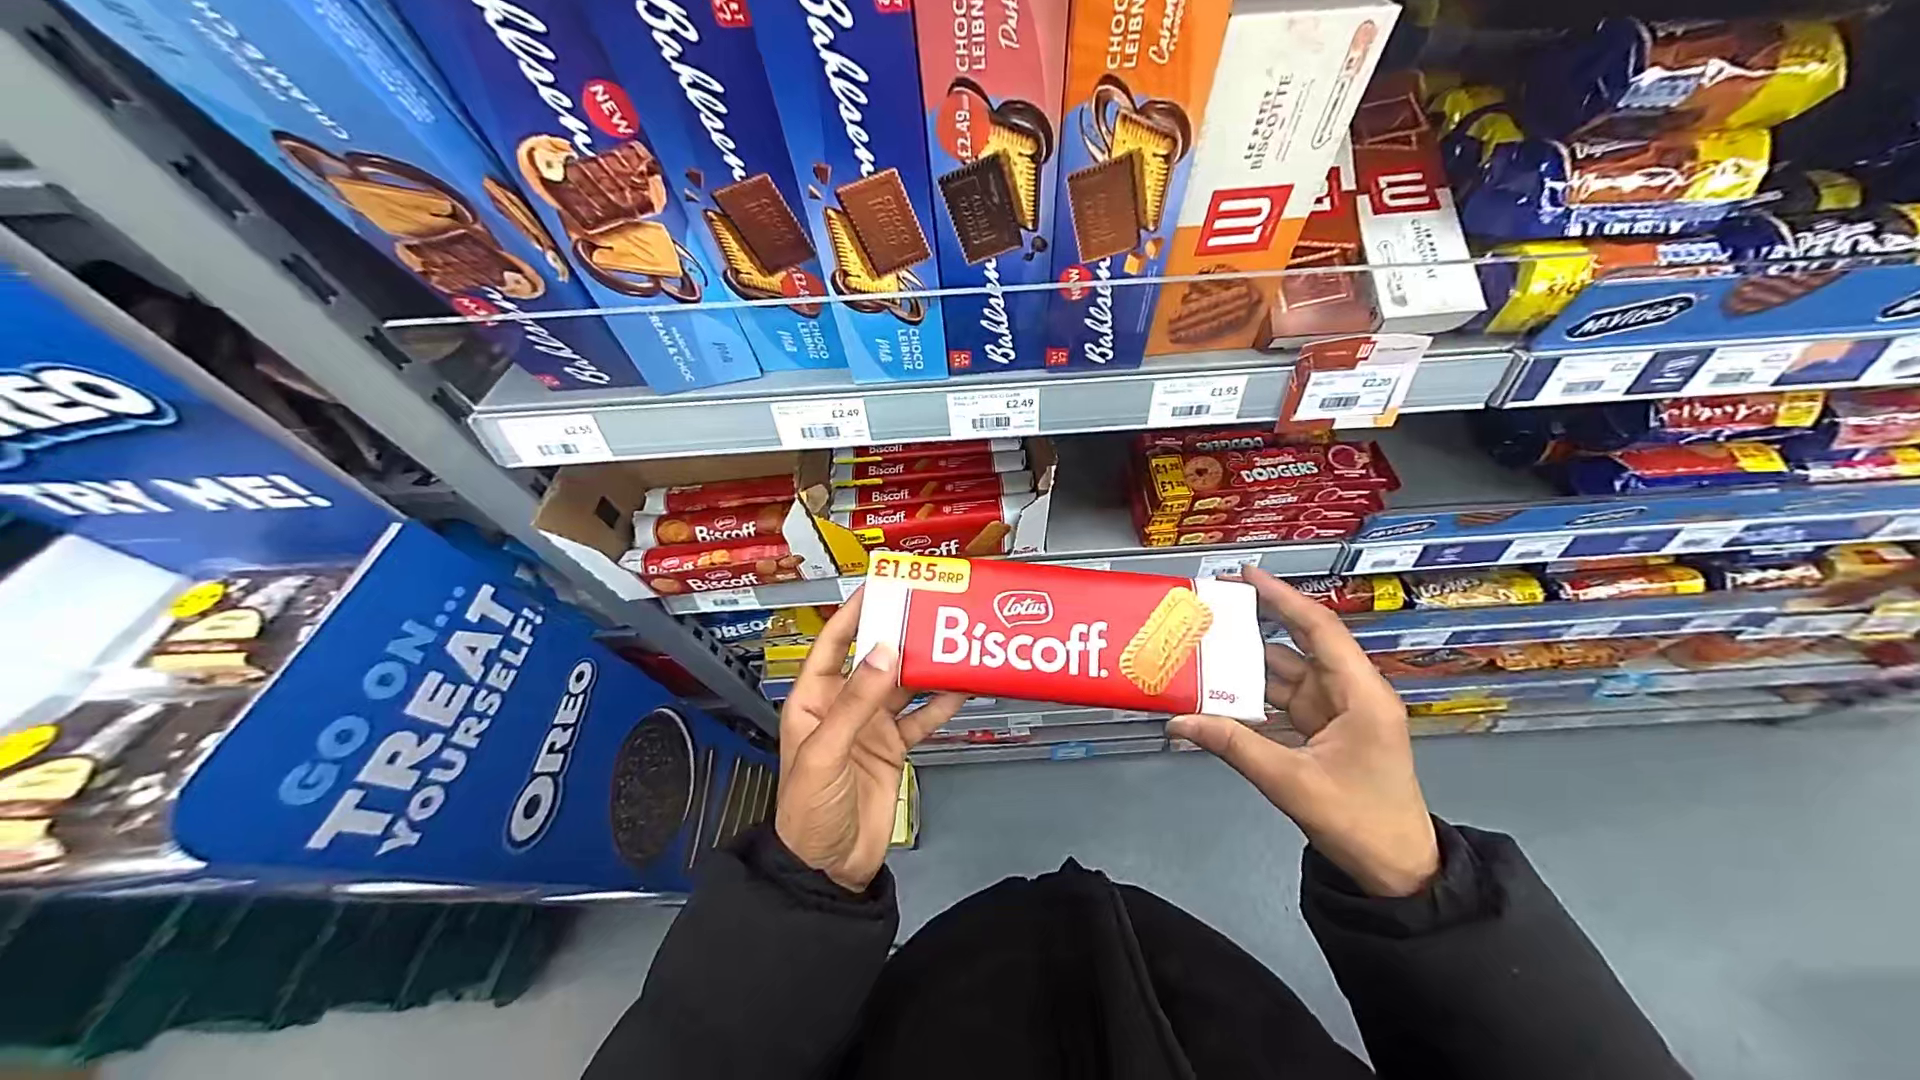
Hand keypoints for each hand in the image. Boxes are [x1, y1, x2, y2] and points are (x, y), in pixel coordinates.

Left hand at [775, 589, 965, 891]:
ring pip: (901, 684)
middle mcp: (843, 705)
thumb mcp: (826, 752)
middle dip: (898, 634)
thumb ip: (856, 703)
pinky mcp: (893, 745)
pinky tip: (957, 689)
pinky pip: (920, 717)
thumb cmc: (806, 812)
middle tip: (925, 611)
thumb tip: (881, 654)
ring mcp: (870, 725)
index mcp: (814, 699)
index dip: (853, 613)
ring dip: (923, 667)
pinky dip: (939, 703)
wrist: (828, 865)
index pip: (833, 644)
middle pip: (874, 658)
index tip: (878, 589)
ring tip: (948, 644)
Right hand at [1168, 567, 1439, 896]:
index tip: (1245, 575)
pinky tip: (1219, 689)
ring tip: (1204, 646)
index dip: (1282, 598)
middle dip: (1256, 624)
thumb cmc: (1361, 822)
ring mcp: (1335, 712)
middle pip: (1298, 645)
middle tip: (1212, 608)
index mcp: (1360, 695)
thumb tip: (1178, 722)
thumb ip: (1233, 745)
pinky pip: (1281, 700)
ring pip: (1285, 673)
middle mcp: (1349, 693)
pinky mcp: (1322, 729)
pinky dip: (1251, 694)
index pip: (1319, 630)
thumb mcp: (1291, 782)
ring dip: (1247, 663)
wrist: (1398, 870)